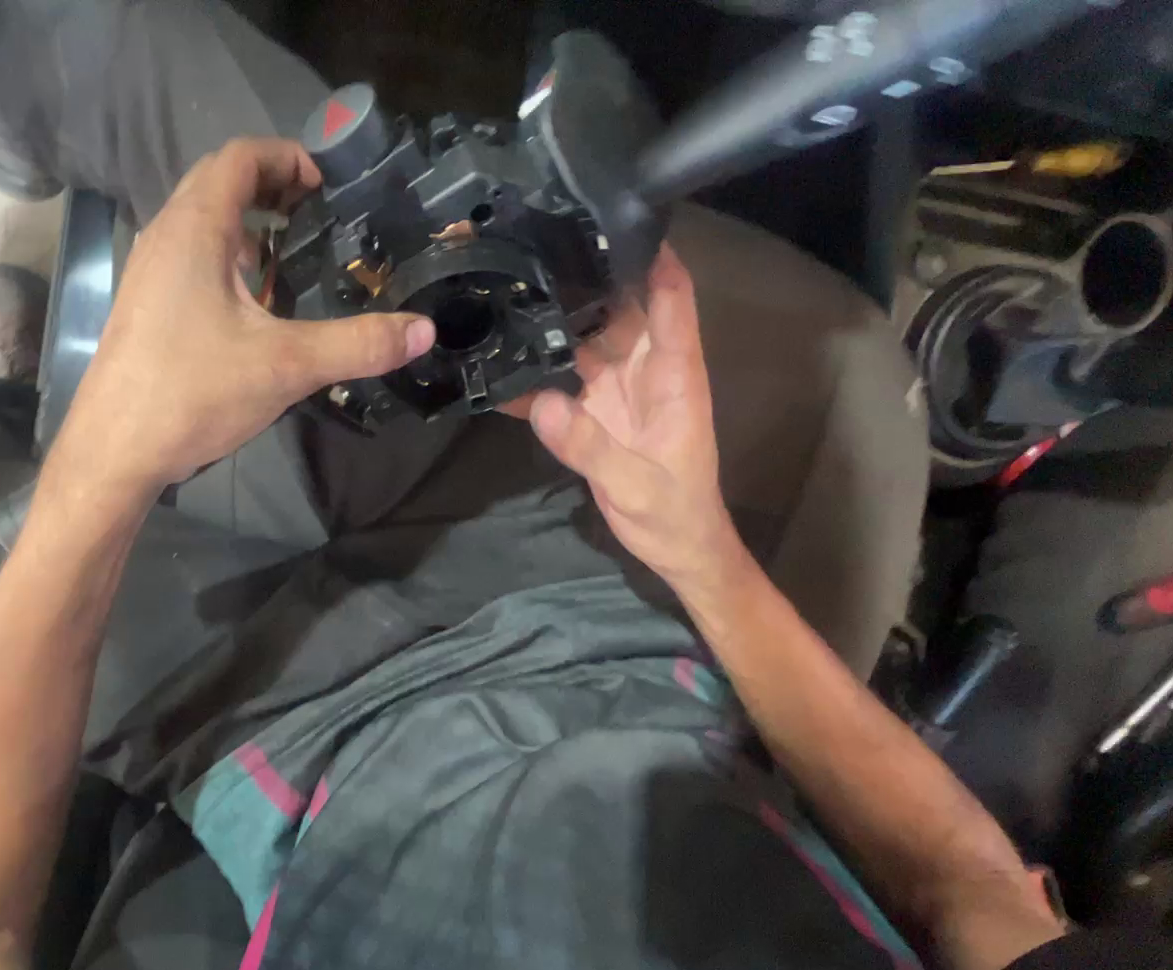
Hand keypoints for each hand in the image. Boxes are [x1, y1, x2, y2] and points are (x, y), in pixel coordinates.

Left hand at [45, 138, 435, 491]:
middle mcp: (166, 237)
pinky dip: (229, 263)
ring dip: (249, 228)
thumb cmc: (194, 392)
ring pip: (203, 226)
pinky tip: (257, 309)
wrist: (115, 450)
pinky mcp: (148, 308)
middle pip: (219, 184)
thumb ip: (358, 345)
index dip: (286, 157)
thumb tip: (423, 330)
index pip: (239, 157)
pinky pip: (193, 262)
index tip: (328, 185)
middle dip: (272, 189)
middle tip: (320, 215)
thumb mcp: (287, 365)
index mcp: (195, 229)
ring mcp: (151, 274)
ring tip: (295, 260)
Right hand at [528, 245, 738, 586]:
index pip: (671, 299)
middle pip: (618, 307)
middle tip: (534, 244)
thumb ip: (591, 447)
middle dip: (586, 275)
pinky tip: (496, 364)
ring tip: (504, 288)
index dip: (652, 256)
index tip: (615, 217)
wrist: (676, 548)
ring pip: (584, 338)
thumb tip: (544, 404)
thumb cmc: (675, 514)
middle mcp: (645, 370)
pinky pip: (560, 383)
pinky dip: (533, 374)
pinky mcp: (593, 412)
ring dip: (553, 318)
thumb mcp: (637, 485)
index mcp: (674, 374)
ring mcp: (616, 389)